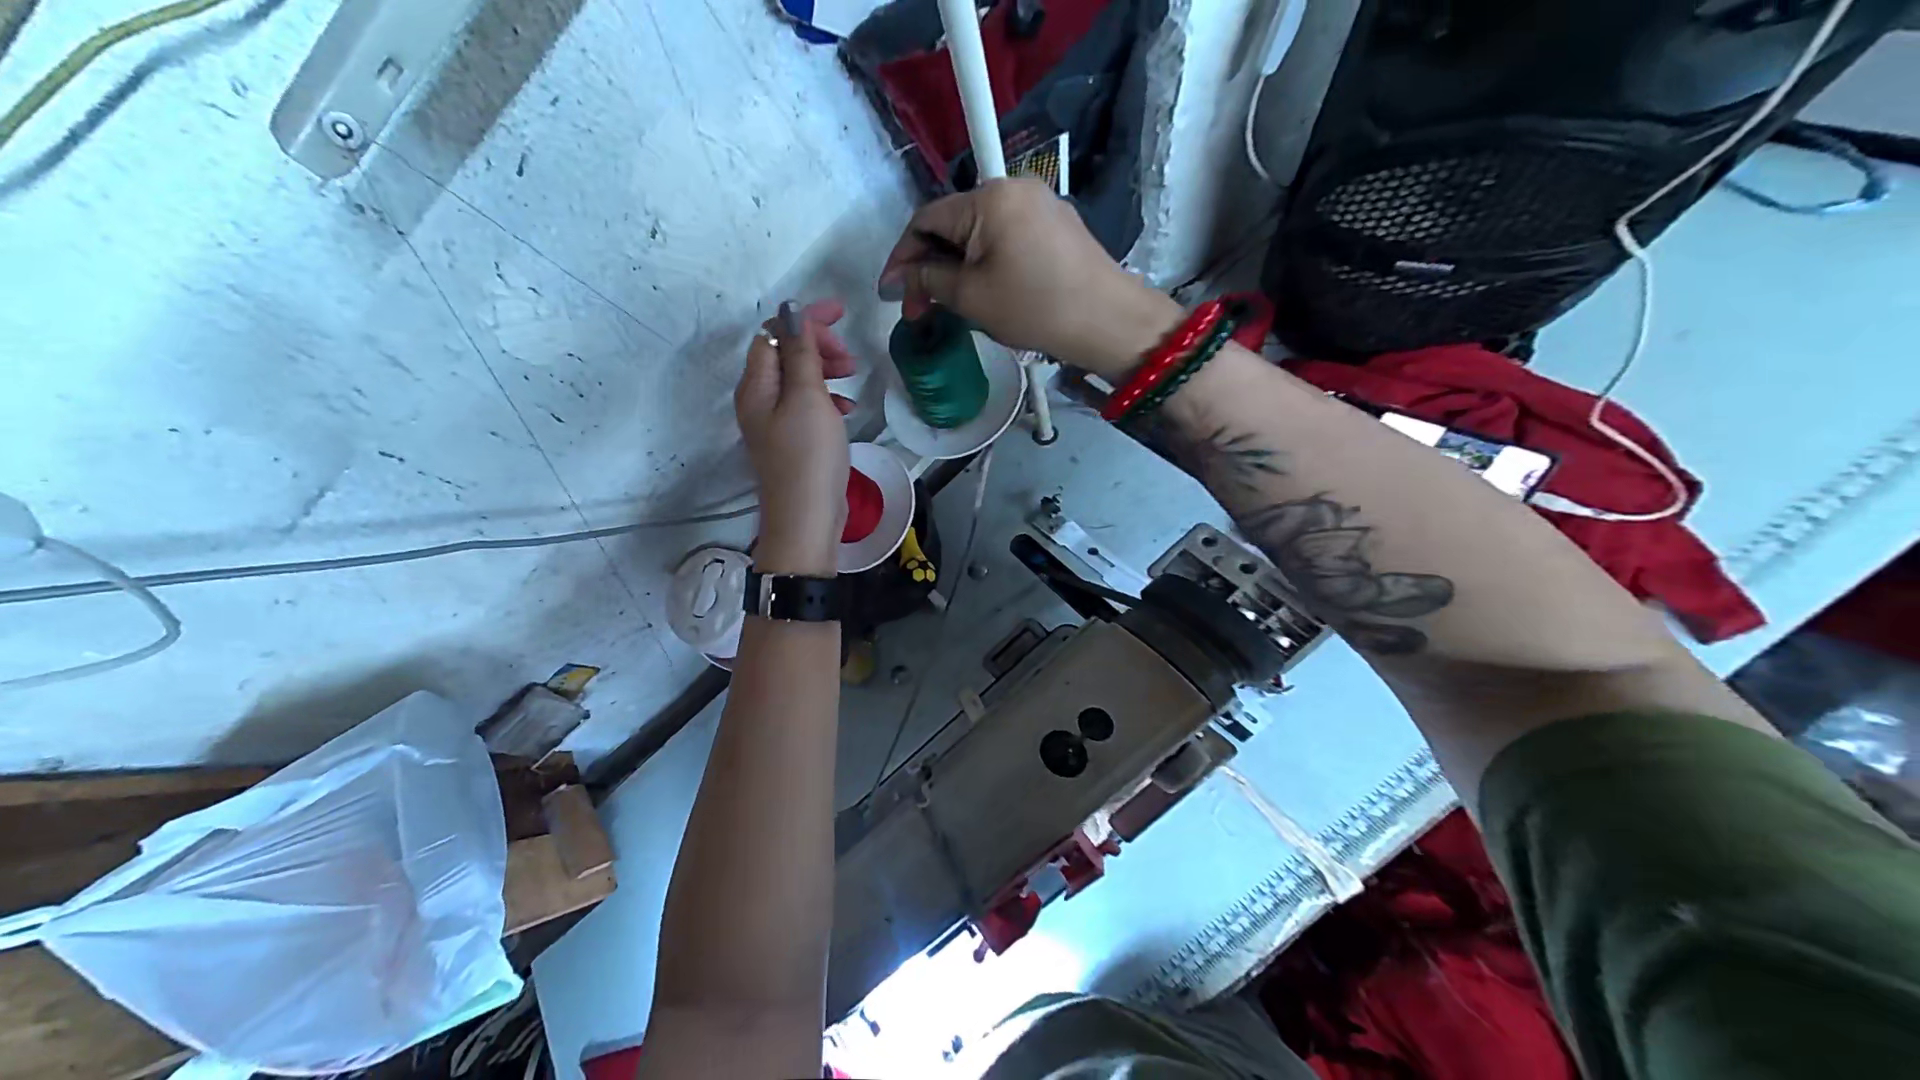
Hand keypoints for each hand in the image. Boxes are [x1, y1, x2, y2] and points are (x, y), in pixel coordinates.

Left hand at [735, 300, 854, 576]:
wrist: (807, 520)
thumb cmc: (808, 456)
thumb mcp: (808, 398)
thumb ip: (801, 353)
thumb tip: (791, 311)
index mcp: (755, 386)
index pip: (772, 334)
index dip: (804, 320)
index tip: (841, 315)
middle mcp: (758, 400)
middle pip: (784, 355)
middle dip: (817, 346)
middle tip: (849, 357)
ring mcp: (774, 423)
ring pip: (798, 380)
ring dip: (824, 371)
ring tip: (852, 378)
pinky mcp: (791, 442)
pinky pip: (806, 406)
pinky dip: (826, 399)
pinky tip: (846, 409)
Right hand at [877, 178, 1183, 380]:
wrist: (1108, 321)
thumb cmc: (1035, 308)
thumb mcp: (971, 297)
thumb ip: (928, 280)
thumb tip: (901, 277)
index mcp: (989, 197)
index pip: (926, 219)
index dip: (902, 257)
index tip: (891, 294)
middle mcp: (1014, 188)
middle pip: (953, 224)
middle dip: (931, 267)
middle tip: (920, 310)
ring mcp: (1040, 205)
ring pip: (980, 234)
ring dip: (958, 268)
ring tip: (951, 307)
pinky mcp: (1057, 226)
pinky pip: (1007, 239)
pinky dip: (987, 264)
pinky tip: (985, 294)